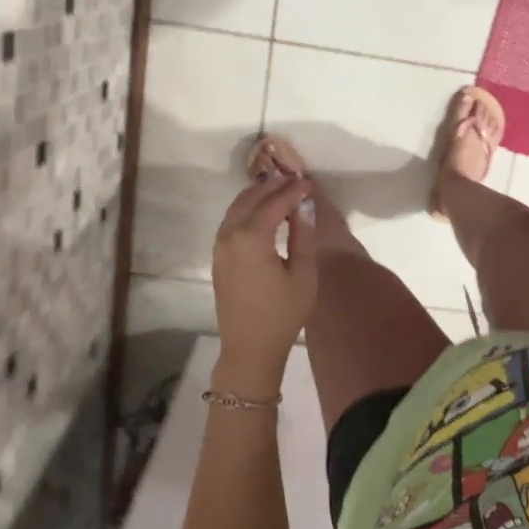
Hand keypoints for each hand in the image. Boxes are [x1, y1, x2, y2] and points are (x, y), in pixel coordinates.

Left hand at [211, 174, 318, 378]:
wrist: (249, 347)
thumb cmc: (282, 314)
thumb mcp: (303, 275)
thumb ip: (303, 236)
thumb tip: (304, 207)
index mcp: (251, 237)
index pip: (275, 202)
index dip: (294, 190)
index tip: (310, 183)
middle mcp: (230, 235)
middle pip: (251, 198)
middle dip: (274, 186)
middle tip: (296, 181)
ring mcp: (220, 246)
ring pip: (237, 207)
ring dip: (258, 195)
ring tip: (281, 190)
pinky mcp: (218, 256)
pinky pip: (231, 221)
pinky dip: (247, 209)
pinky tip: (263, 212)